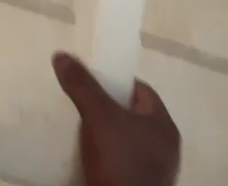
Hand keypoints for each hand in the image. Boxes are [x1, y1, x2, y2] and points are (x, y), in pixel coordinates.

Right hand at [52, 54, 181, 185]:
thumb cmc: (120, 160)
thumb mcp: (97, 116)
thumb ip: (81, 85)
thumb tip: (62, 55)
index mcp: (163, 124)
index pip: (139, 89)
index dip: (114, 79)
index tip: (91, 81)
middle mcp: (165, 145)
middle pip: (132, 113)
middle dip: (106, 105)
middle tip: (82, 101)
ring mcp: (155, 169)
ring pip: (126, 138)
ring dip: (105, 131)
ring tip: (81, 126)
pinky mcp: (141, 184)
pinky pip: (122, 159)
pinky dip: (106, 153)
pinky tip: (88, 154)